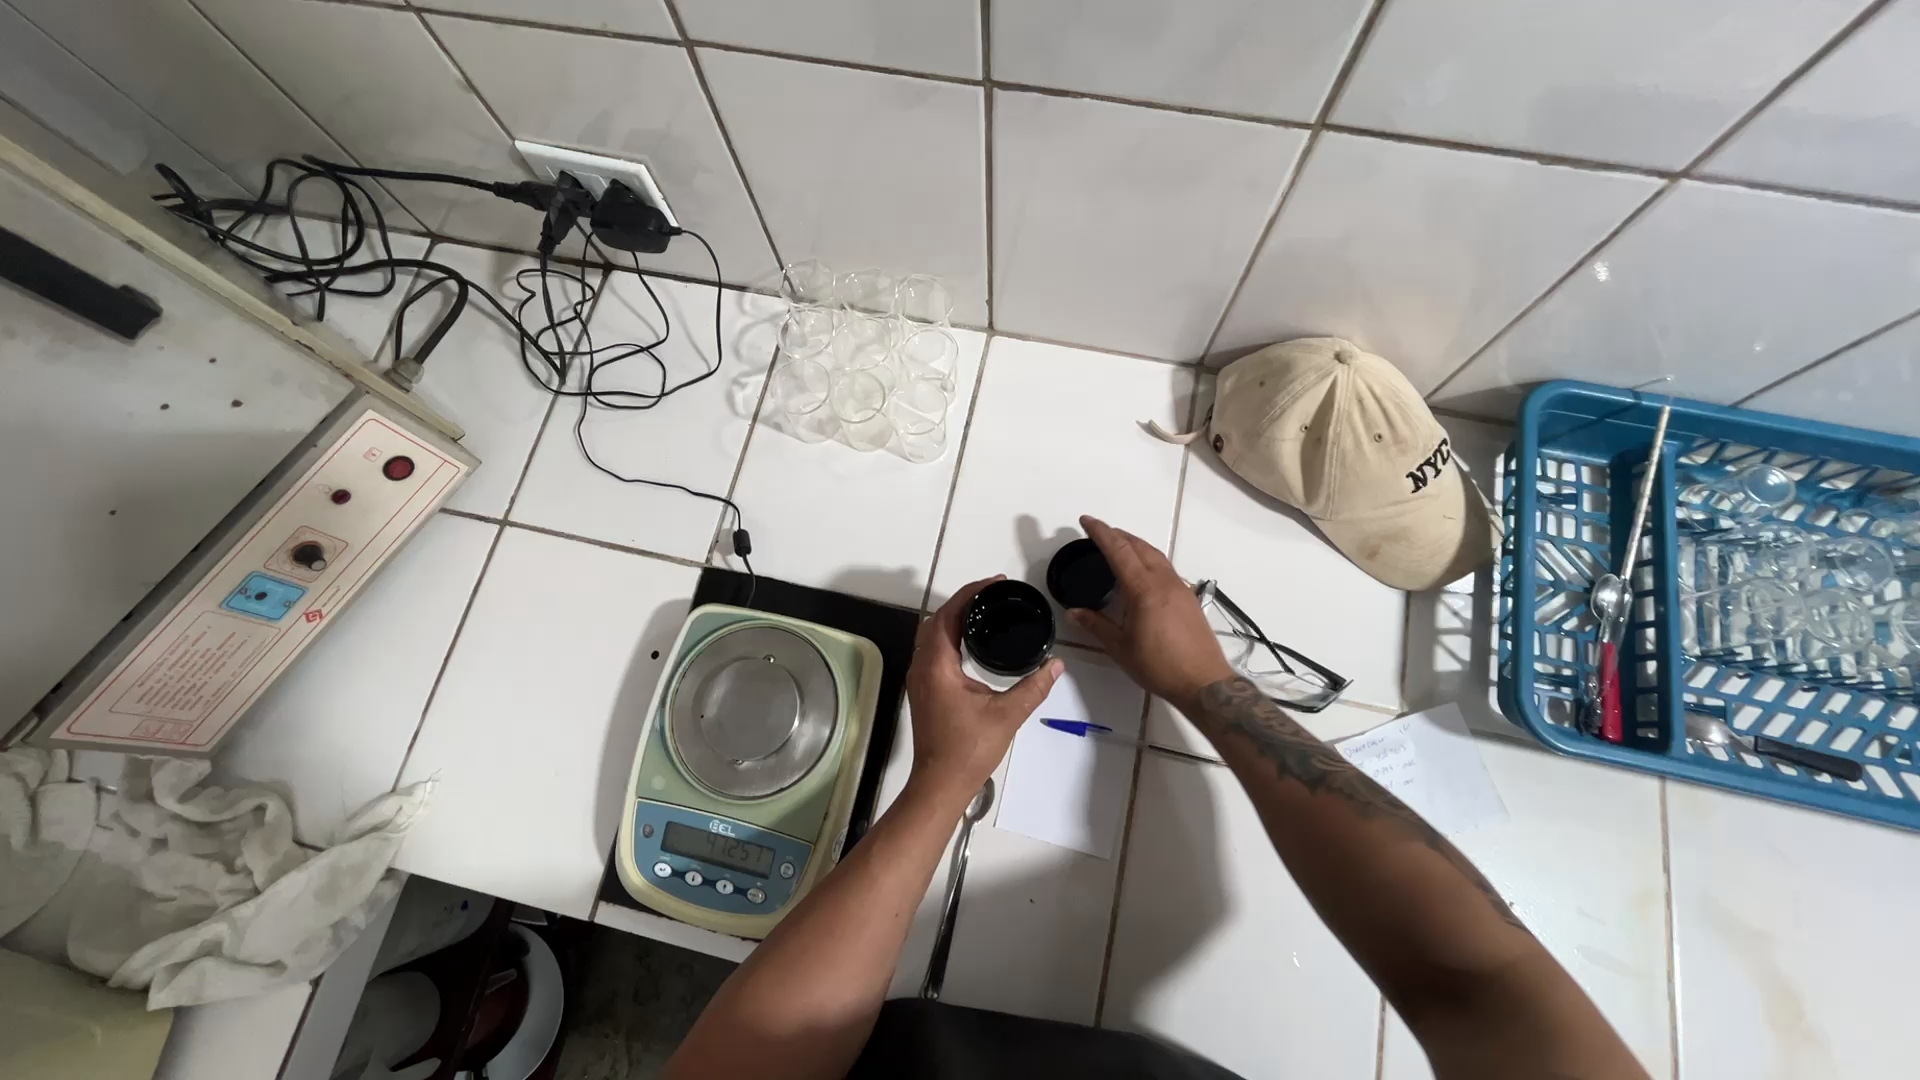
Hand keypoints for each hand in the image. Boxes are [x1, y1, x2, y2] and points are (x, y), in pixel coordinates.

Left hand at [905, 576, 1062, 806]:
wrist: (941, 783)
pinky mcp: (924, 691)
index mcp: (937, 665)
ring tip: (984, 611)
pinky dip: (950, 636)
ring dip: (954, 619)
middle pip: (937, 620)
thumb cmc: (970, 749)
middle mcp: (922, 667)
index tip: (995, 583)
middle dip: (963, 602)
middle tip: (993, 594)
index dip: (970, 594)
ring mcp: (920, 679)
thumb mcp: (1007, 715)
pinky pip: (933, 651)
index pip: (948, 615)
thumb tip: (1056, 665)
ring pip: (932, 636)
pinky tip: (971, 641)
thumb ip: (1033, 687)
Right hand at [1068, 515, 1233, 708]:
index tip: (1086, 521)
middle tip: (1098, 532)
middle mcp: (1164, 582)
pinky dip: (1148, 559)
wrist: (1204, 683)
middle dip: (1118, 534)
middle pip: (1140, 546)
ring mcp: (1180, 588)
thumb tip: (1073, 612)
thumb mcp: (1120, 648)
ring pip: (1155, 554)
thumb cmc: (1159, 667)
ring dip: (1135, 544)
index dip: (1101, 533)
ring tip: (1118, 546)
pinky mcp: (1188, 598)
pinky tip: (1141, 572)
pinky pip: (1165, 567)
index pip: (1119, 551)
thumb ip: (1096, 625)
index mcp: (1144, 589)